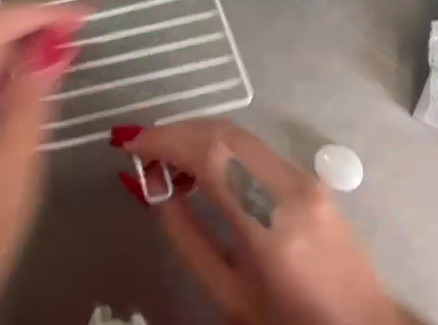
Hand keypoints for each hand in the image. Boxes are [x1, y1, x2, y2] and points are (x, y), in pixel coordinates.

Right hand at [115, 119, 408, 324]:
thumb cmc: (290, 324)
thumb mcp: (227, 293)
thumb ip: (184, 235)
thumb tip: (147, 187)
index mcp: (269, 226)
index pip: (208, 157)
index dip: (162, 141)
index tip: (127, 143)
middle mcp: (290, 188)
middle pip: (221, 133)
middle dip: (174, 132)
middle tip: (139, 150)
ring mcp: (305, 178)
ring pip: (237, 133)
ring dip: (194, 135)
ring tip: (163, 161)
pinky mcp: (309, 177)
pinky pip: (252, 146)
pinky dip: (217, 145)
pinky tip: (198, 167)